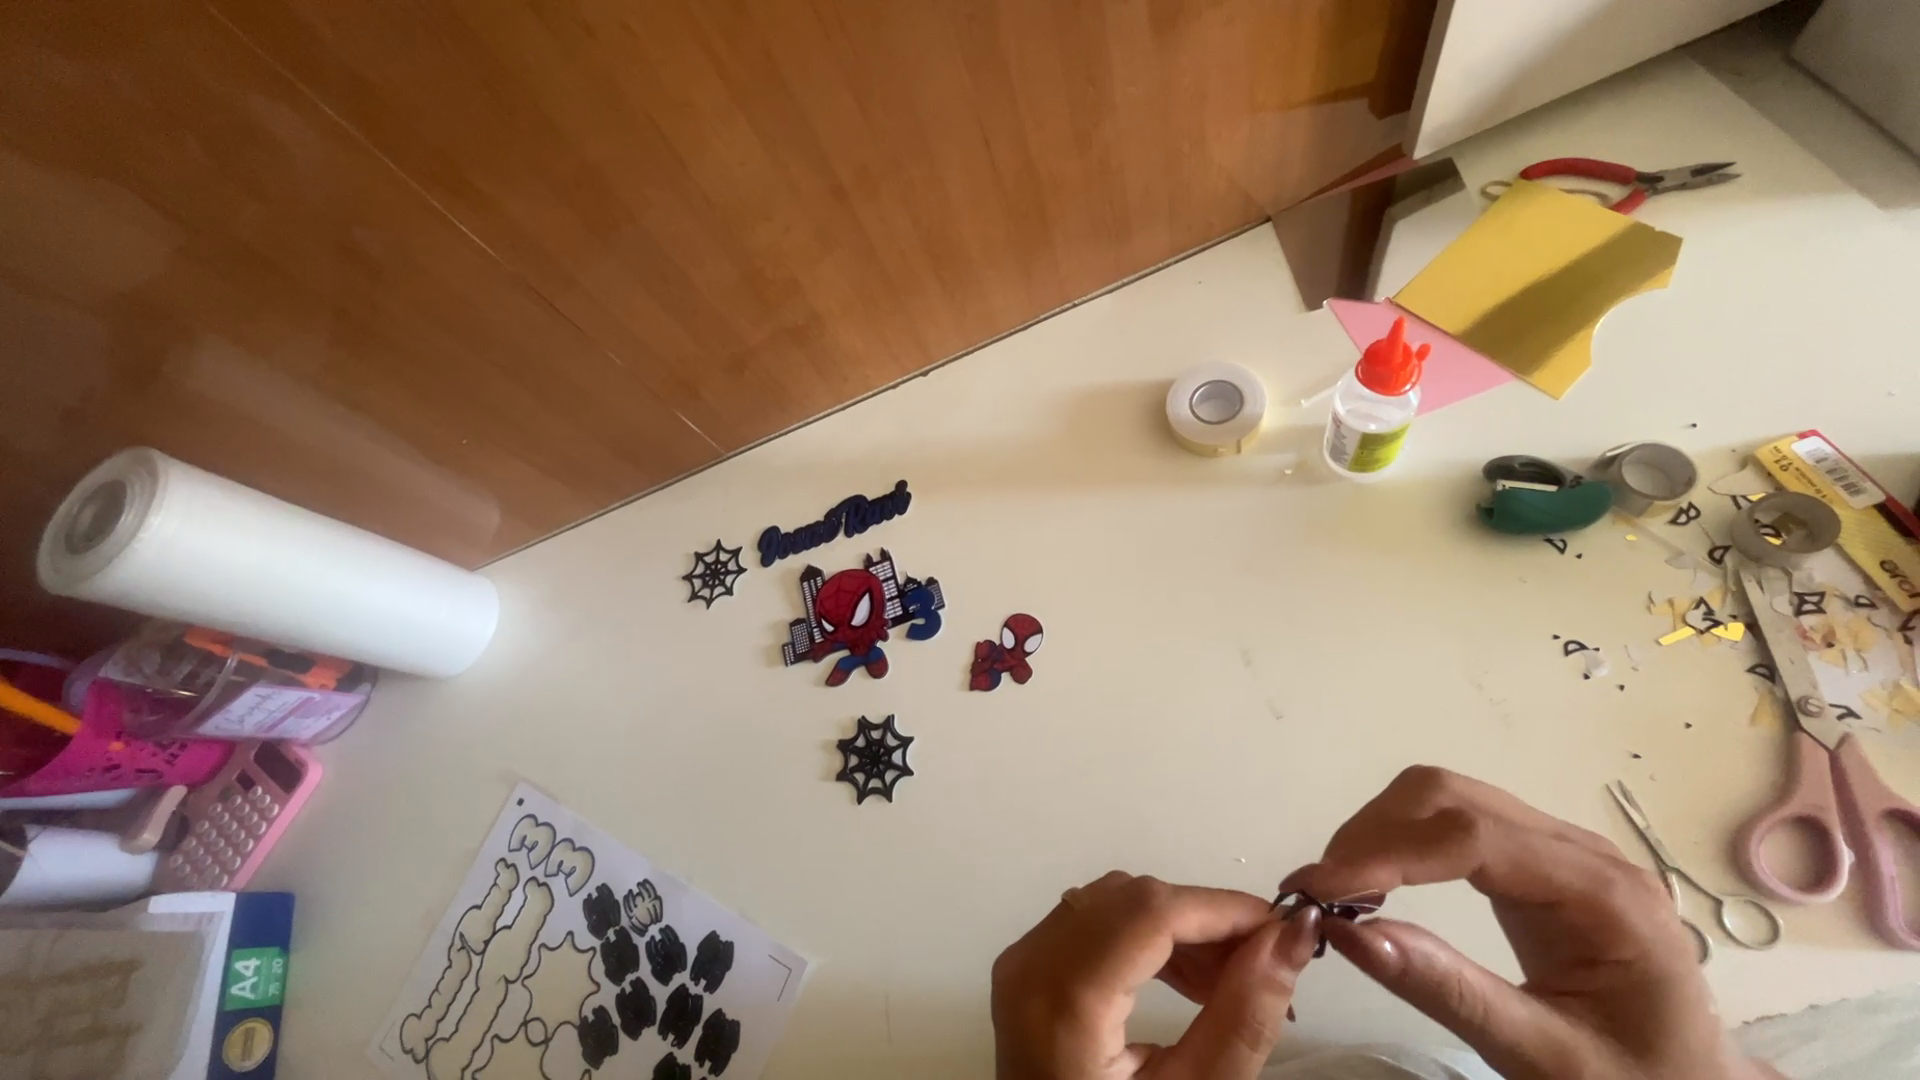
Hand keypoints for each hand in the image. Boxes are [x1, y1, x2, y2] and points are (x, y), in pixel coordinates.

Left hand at [992, 871, 1323, 1079]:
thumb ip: (1239, 1019)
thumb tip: (1288, 941)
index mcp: (1060, 999)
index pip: (1148, 912)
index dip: (1223, 909)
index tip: (1286, 930)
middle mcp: (1028, 962)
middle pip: (1128, 900)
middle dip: (1205, 920)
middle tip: (1265, 966)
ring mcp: (1020, 962)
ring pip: (1112, 903)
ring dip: (1179, 929)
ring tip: (1234, 983)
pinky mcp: (1026, 969)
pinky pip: (1093, 923)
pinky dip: (1146, 939)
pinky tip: (1190, 982)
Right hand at [1282, 767, 1777, 1079]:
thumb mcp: (1549, 1062)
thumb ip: (1451, 993)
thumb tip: (1344, 931)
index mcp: (1603, 895)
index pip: (1471, 839)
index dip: (1385, 854)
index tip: (1317, 888)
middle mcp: (1578, 849)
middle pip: (1448, 795)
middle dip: (1372, 834)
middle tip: (1323, 893)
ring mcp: (1552, 845)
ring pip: (1438, 794)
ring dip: (1376, 830)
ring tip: (1342, 889)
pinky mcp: (1526, 854)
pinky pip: (1445, 817)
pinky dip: (1394, 838)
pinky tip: (1375, 881)